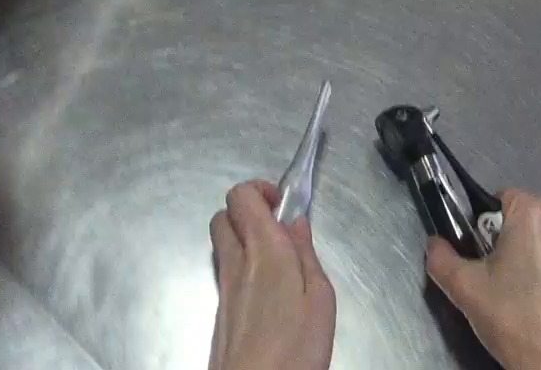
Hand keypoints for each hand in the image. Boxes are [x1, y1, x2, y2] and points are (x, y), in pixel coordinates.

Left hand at [207, 180, 335, 369]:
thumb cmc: (295, 350)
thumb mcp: (321, 299)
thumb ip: (307, 255)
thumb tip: (296, 223)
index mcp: (263, 249)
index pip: (241, 195)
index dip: (260, 190)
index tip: (283, 205)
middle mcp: (236, 263)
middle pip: (223, 216)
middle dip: (248, 212)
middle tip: (278, 228)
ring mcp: (223, 290)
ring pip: (224, 245)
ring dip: (245, 240)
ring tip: (279, 263)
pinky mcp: (219, 315)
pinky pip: (227, 274)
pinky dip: (244, 269)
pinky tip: (270, 294)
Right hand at [426, 189, 540, 369]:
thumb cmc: (515, 322)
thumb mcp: (465, 289)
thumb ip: (441, 258)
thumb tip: (435, 244)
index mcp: (535, 213)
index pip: (503, 200)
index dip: (488, 226)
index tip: (484, 254)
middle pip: (530, 221)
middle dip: (514, 242)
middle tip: (501, 279)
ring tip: (528, 299)